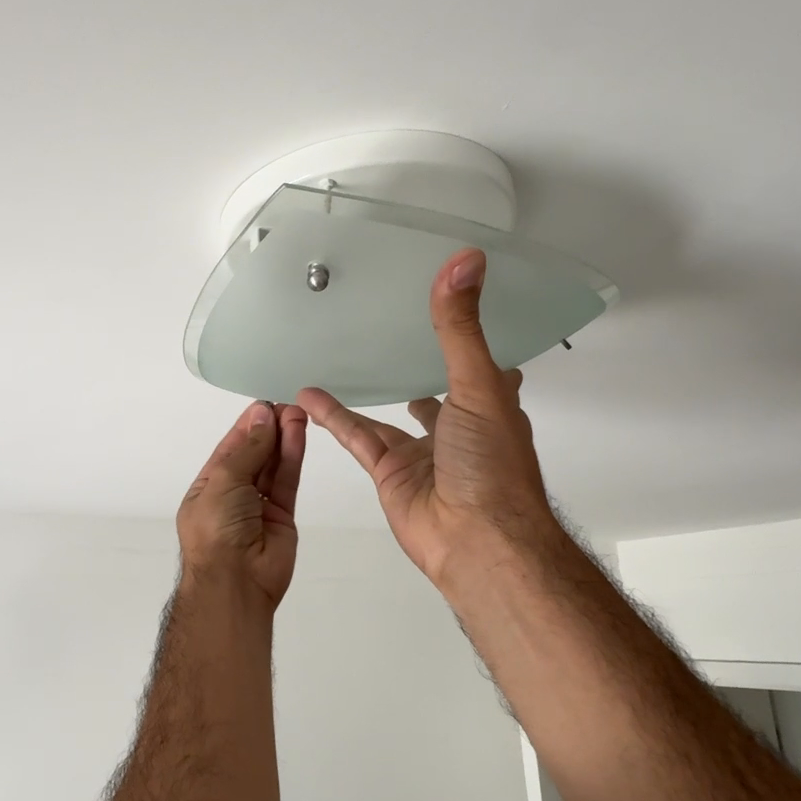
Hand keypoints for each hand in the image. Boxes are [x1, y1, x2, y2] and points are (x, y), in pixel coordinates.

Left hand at [177, 401, 308, 608]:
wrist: (235, 582)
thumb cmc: (216, 528)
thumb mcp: (223, 481)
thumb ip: (248, 448)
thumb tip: (262, 415)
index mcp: (207, 488)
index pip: (229, 449)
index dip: (247, 426)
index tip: (265, 403)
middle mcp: (232, 496)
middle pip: (253, 455)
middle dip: (268, 430)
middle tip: (287, 402)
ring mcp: (258, 507)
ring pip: (273, 466)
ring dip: (284, 439)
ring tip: (298, 411)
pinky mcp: (283, 517)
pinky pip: (287, 481)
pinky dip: (293, 457)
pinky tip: (299, 433)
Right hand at [296, 248, 557, 592]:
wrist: (476, 541)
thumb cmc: (491, 465)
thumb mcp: (478, 385)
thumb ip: (461, 327)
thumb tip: (465, 260)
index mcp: (490, 404)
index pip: (483, 364)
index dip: (471, 337)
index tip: (452, 306)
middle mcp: (458, 428)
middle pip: (433, 389)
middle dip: (416, 365)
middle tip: (388, 329)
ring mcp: (422, 453)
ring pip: (388, 414)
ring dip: (368, 389)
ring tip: (343, 357)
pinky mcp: (389, 473)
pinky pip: (358, 437)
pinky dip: (334, 417)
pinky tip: (310, 395)